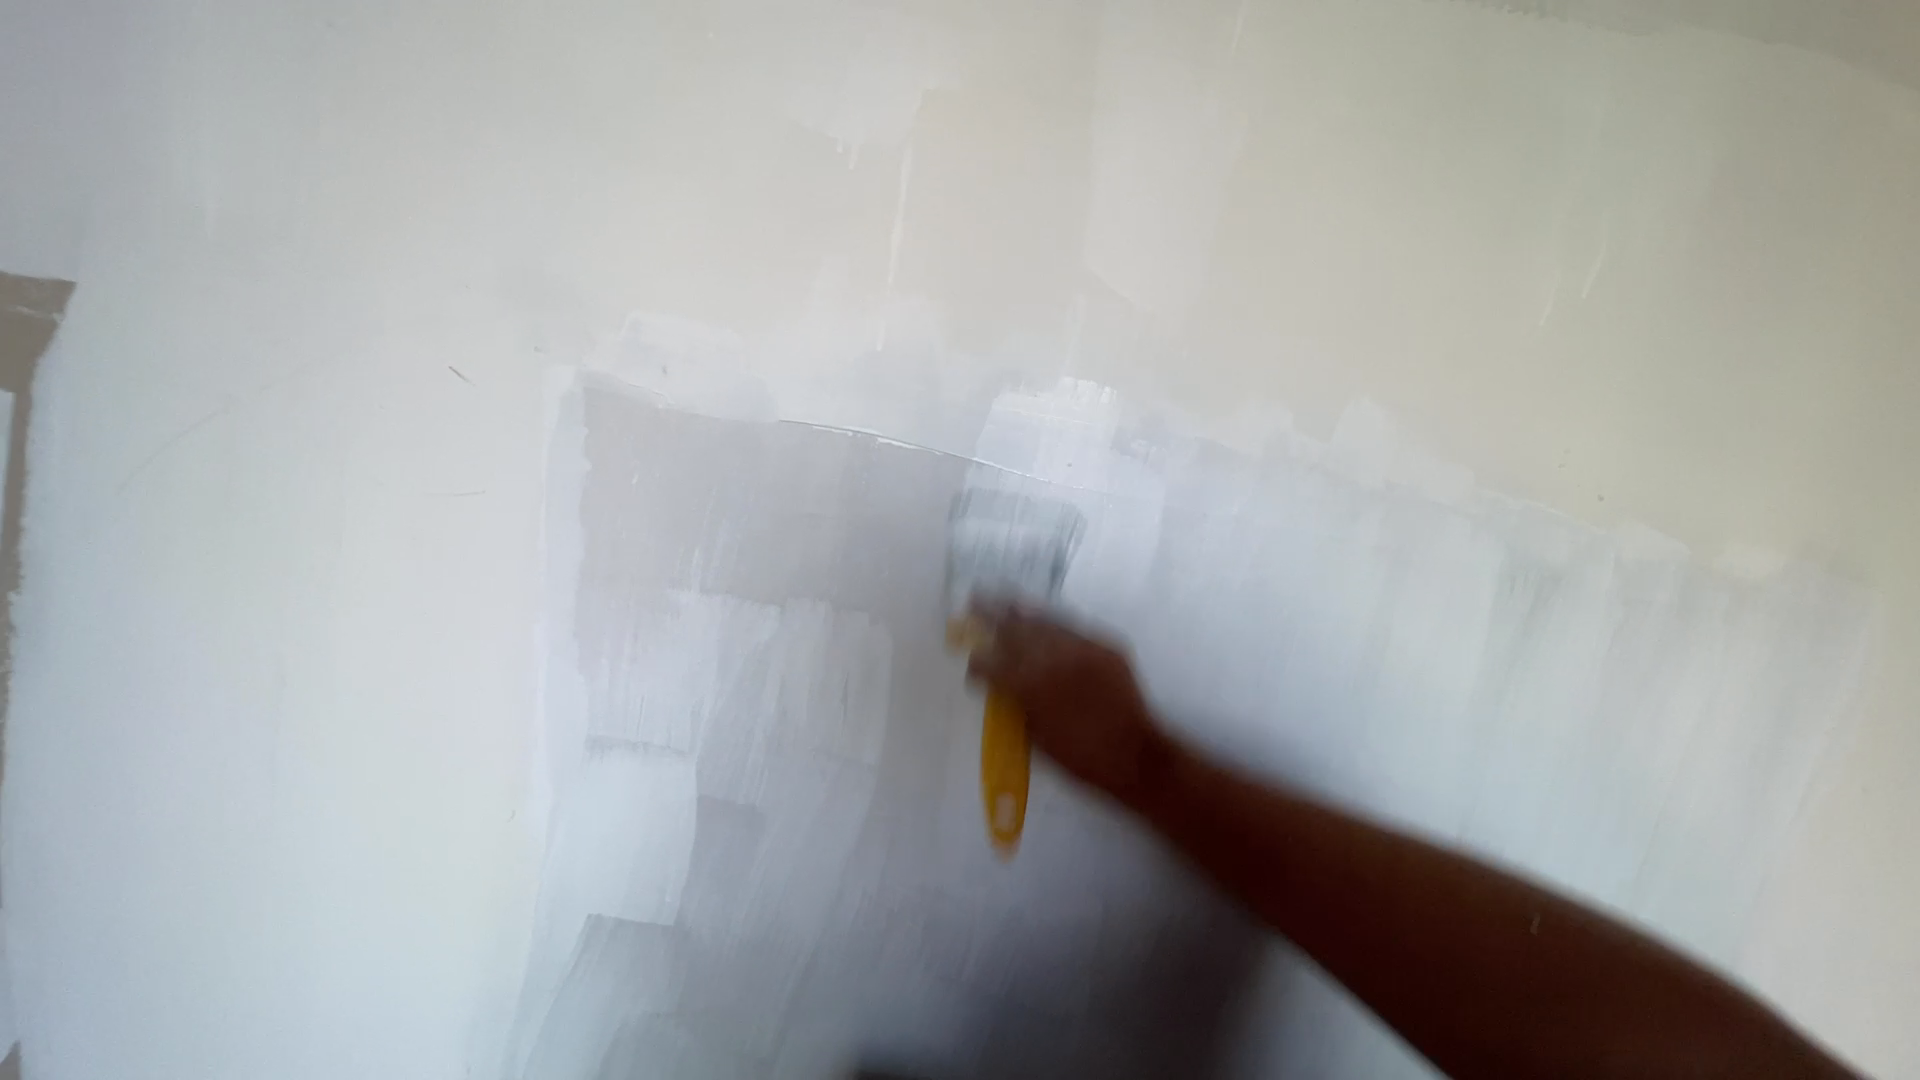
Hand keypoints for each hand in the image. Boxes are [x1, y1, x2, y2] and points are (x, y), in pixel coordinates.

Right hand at [965, 602, 1169, 805]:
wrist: (1136, 756)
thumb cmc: (1081, 759)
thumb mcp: (1036, 737)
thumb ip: (1017, 705)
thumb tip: (1005, 688)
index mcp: (1027, 686)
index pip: (991, 664)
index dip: (977, 662)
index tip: (971, 662)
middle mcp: (1050, 659)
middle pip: (1012, 630)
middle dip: (990, 616)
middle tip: (974, 602)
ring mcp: (1080, 648)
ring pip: (1043, 621)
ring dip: (1020, 611)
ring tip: (1002, 597)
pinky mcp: (1104, 645)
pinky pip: (1073, 627)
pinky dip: (1054, 623)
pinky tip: (1043, 619)